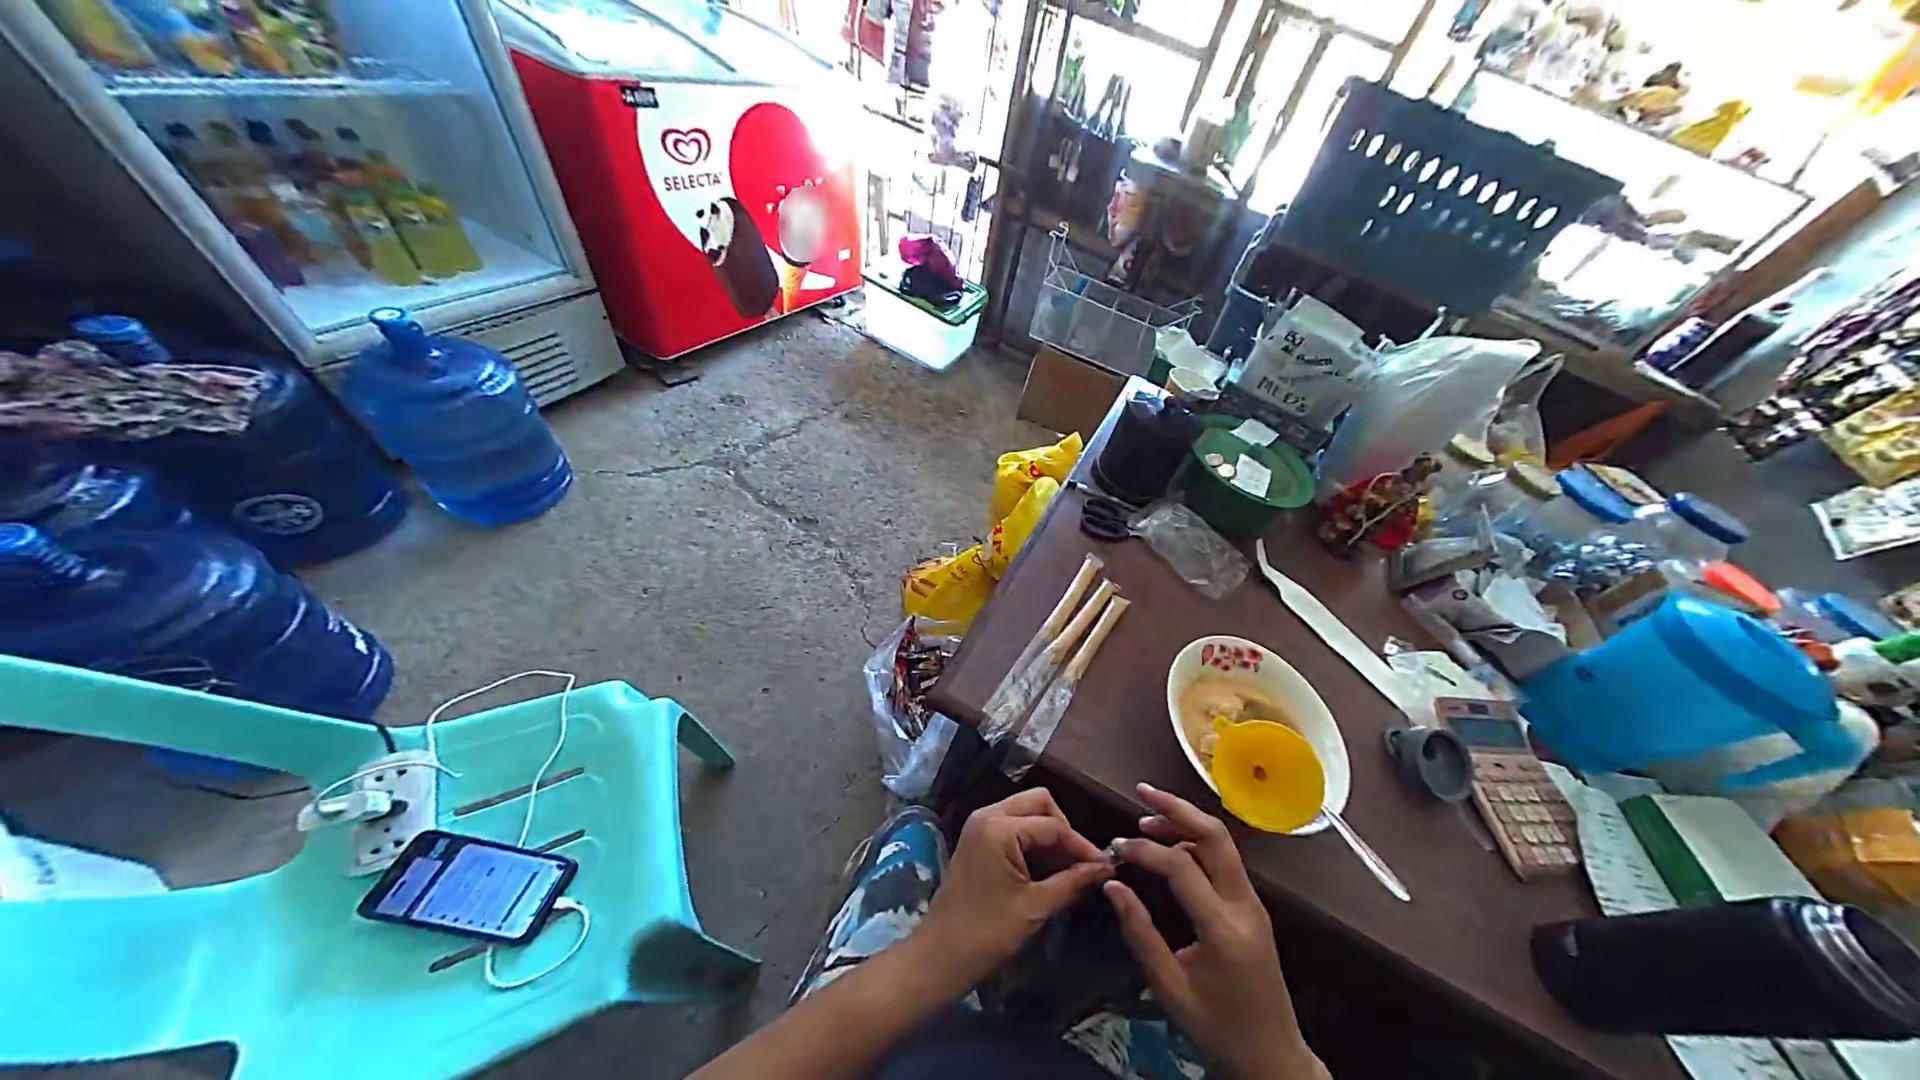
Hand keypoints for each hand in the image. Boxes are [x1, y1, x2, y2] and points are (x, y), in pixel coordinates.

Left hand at [914, 788, 1113, 985]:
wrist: (941, 954)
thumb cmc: (987, 932)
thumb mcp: (1035, 906)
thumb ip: (1072, 881)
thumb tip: (1103, 868)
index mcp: (999, 827)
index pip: (1053, 825)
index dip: (1081, 846)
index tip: (1105, 867)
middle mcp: (988, 815)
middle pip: (1039, 802)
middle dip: (1064, 829)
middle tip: (1082, 863)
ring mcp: (980, 824)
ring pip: (1026, 811)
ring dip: (1049, 833)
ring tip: (1069, 867)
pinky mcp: (978, 837)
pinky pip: (1013, 823)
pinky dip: (1032, 838)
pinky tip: (1047, 866)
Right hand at [1105, 783, 1326, 1079]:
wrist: (1273, 1060)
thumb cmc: (1219, 1030)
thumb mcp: (1170, 990)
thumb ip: (1140, 934)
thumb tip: (1113, 886)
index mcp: (1225, 930)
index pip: (1182, 868)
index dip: (1145, 850)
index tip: (1116, 848)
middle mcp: (1246, 907)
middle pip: (1215, 837)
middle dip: (1177, 808)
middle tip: (1142, 792)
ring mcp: (1253, 904)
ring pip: (1222, 843)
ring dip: (1186, 822)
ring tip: (1147, 819)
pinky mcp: (1251, 907)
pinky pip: (1224, 861)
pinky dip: (1195, 842)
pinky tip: (1170, 846)